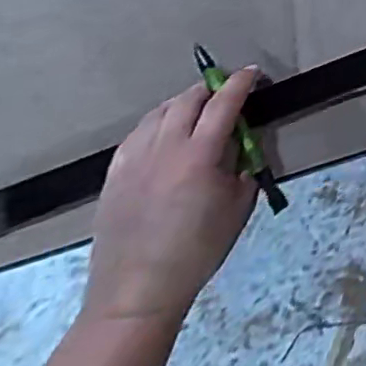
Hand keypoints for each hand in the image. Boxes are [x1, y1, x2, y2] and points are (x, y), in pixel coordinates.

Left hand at [82, 67, 261, 327]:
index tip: (252, 73)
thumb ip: (242, 164)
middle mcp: (164, 150)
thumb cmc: (198, 250)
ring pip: (158, 113)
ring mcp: (134, 161)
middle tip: (225, 92)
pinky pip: (136, 134)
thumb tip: (240, 141)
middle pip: (187, 100)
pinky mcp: (114, 175)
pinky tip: (163, 133)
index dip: (240, 82)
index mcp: (199, 156)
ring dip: (182, 103)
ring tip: (195, 109)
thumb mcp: (238, 204)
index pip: (223, 103)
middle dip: (210, 89)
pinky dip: (156, 123)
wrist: (137, 292)